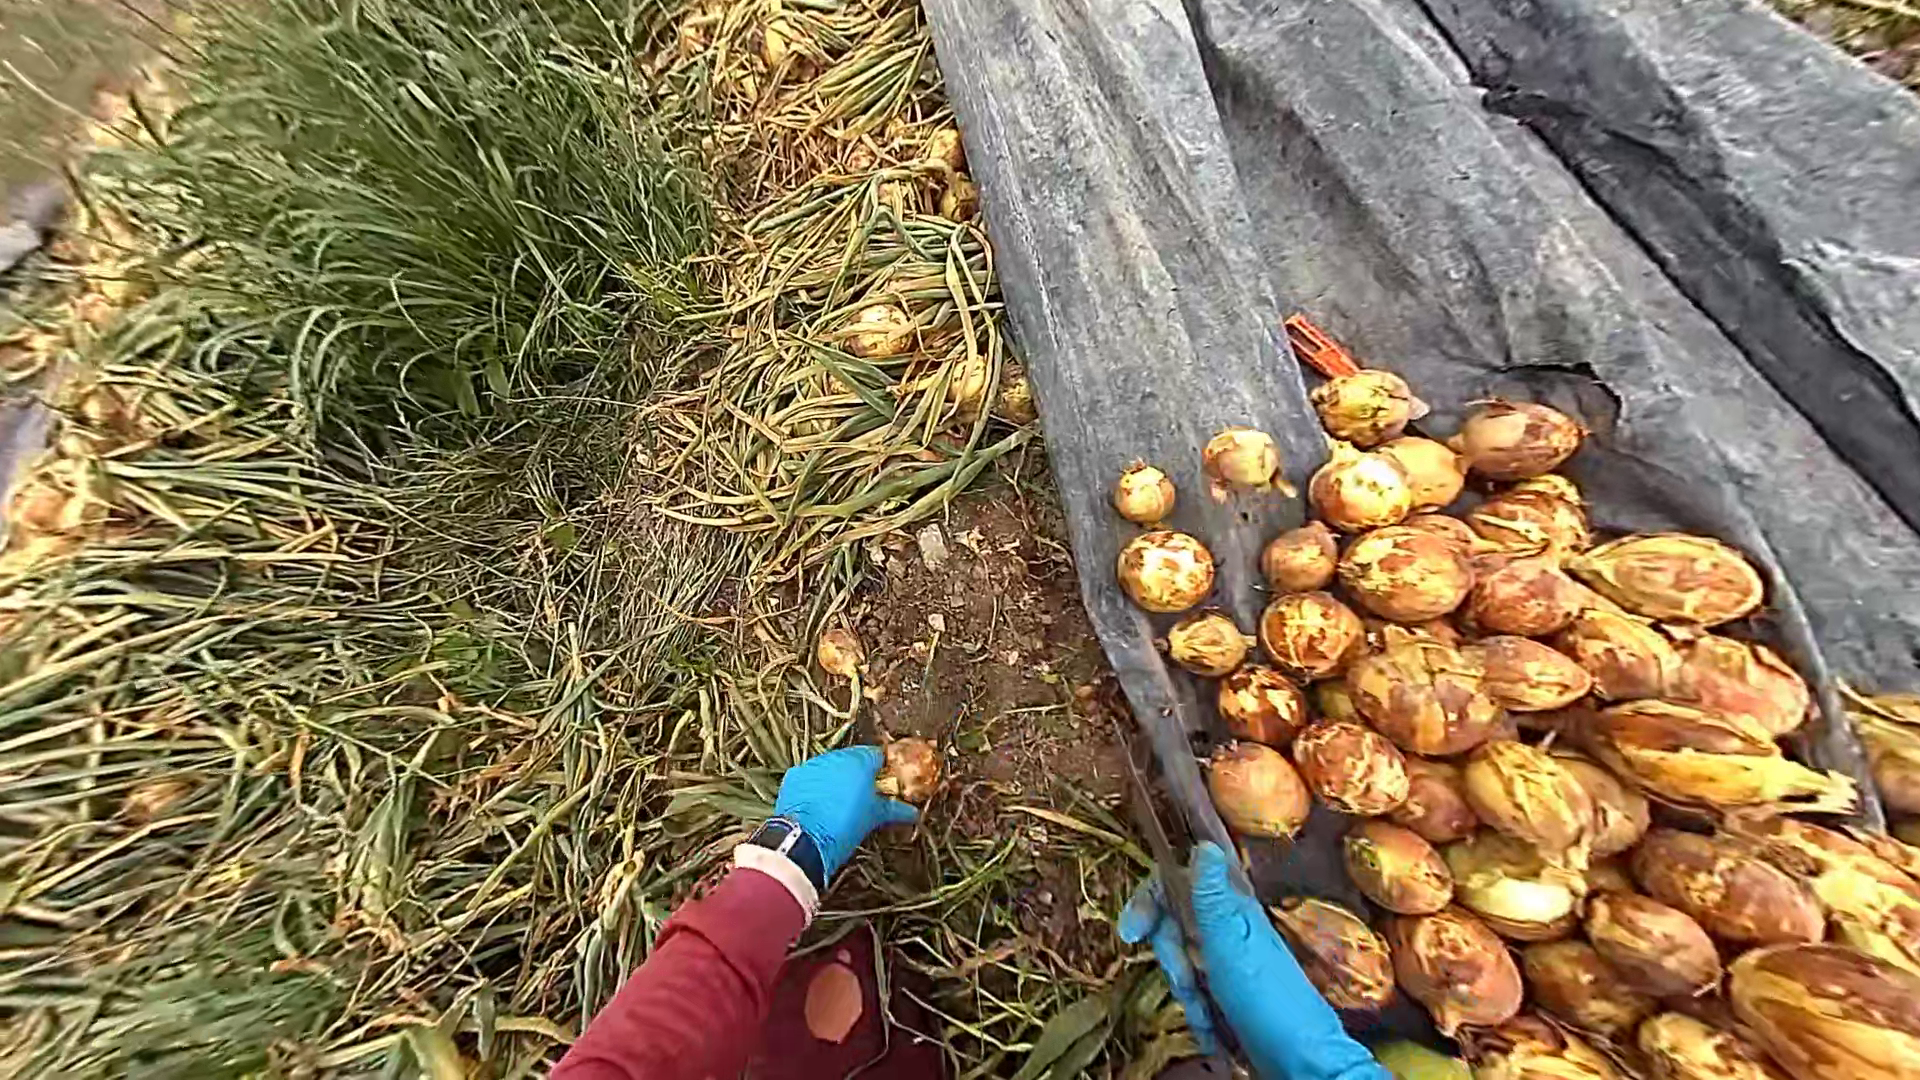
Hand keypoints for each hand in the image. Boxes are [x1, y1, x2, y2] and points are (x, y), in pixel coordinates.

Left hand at [773, 746, 920, 878]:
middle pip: (854, 759)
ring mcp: (814, 764)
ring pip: (832, 765)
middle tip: (865, 794)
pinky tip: (820, 803)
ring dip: (838, 777)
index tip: (884, 782)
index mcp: (860, 762)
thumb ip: (894, 809)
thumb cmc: (843, 827)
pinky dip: (817, 785)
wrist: (803, 842)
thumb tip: (913, 812)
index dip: (883, 768)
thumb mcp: (873, 817)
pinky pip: (812, 775)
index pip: (878, 755)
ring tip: (841, 801)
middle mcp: (837, 757)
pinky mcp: (796, 775)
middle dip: (860, 773)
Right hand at [1120, 843, 1387, 1079]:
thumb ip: (1210, 891)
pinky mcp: (1228, 994)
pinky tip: (1212, 1032)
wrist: (1304, 1067)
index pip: (1171, 882)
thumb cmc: (1266, 997)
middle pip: (1171, 924)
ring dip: (1185, 991)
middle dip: (1171, 958)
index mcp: (1227, 903)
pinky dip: (1198, 1014)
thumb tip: (1204, 844)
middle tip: (1186, 982)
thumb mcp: (1228, 938)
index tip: (1130, 932)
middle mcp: (1224, 926)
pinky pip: (1195, 993)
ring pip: (1180, 962)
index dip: (1147, 902)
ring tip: (1206, 1016)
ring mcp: (1226, 961)